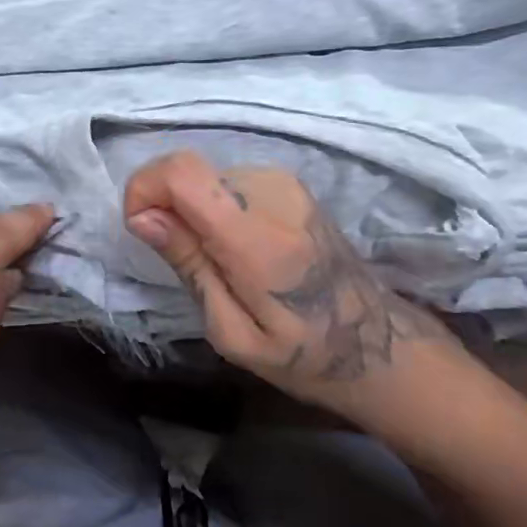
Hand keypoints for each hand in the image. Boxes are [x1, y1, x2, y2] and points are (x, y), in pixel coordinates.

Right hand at [123, 152, 470, 430]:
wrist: (385, 349)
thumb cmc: (304, 355)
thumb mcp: (231, 332)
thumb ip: (188, 264)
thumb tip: (142, 217)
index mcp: (259, 239)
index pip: (181, 173)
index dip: (144, 189)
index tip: (141, 228)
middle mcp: (274, 196)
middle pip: (186, 172)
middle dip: (164, 206)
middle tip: (181, 258)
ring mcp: (286, 184)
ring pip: (203, 176)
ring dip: (189, 209)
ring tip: (213, 259)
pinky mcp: (290, 184)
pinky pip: (225, 181)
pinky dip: (211, 206)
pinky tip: (233, 246)